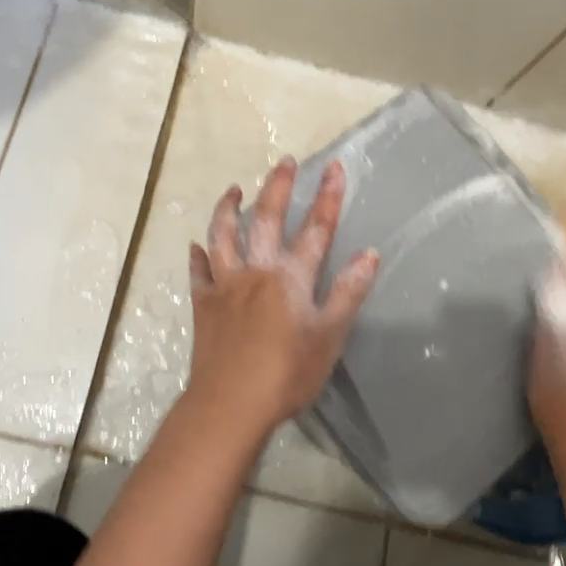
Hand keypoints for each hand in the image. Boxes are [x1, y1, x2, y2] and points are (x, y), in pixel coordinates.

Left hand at [183, 156, 380, 442]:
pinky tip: (196, 245)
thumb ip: (348, 292)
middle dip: (278, 187)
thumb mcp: (329, 336)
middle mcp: (257, 270)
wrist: (230, 403)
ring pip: (224, 236)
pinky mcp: (203, 304)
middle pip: (267, 219)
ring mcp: (225, 285)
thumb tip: (370, 254)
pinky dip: (198, 255)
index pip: (316, 229)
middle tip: (284, 161)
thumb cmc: (287, 373)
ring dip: (228, 209)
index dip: (327, 197)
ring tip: (233, 189)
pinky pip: (198, 272)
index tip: (334, 167)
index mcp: (291, 277)